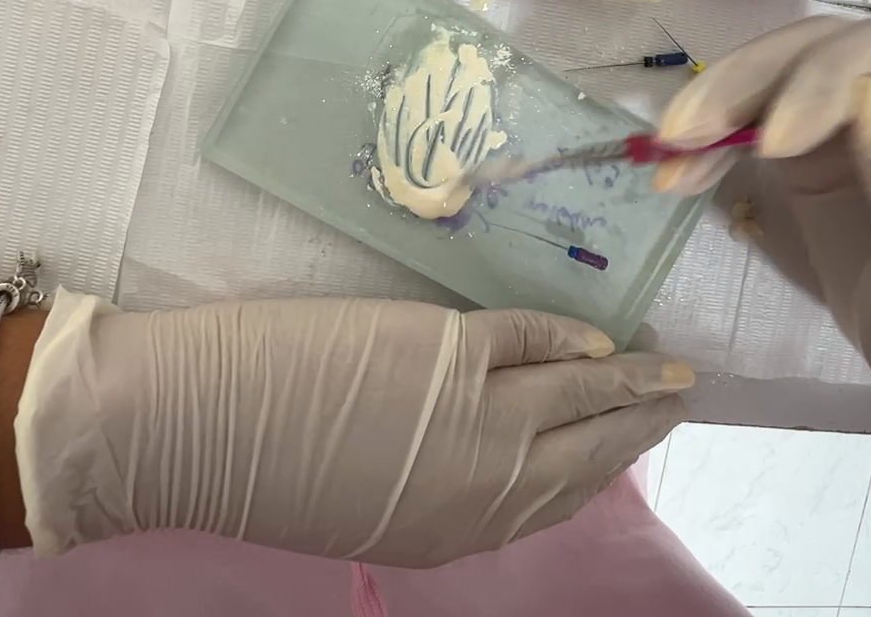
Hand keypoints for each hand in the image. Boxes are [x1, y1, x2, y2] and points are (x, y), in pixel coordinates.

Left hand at [15, 295, 690, 566]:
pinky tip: (598, 340)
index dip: (602, 469)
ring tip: (668, 370)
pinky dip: (569, 340)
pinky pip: (530, 343)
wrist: (189, 429)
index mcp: (455, 529)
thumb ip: (433, 479)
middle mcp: (481, 484)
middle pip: (585, 456)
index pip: (555, 499)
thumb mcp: (370, 501)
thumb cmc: (262, 464)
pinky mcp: (448, 351)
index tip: (631, 444)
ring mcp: (472, 416)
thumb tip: (479, 441)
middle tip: (681, 402)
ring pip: (575, 399)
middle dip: (638, 429)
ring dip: (627, 382)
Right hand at [655, 13, 870, 482]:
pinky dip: (710, 144)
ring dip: (715, 106)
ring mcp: (858, 119)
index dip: (828, 75)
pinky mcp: (812, 149)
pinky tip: (677, 174)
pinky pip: (750, 122)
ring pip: (775, 77)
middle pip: (820, 49)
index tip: (774, 146)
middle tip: (685, 134)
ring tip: (668, 151)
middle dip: (747, 84)